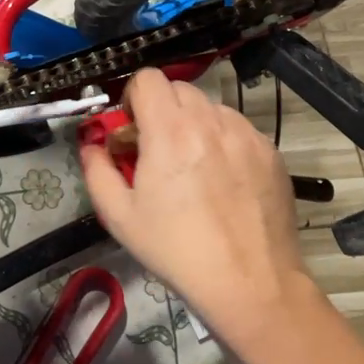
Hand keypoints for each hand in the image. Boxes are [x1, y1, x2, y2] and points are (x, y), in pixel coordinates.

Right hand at [79, 68, 312, 340]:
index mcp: (169, 130)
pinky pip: (238, 129)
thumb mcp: (119, 216)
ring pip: (210, 107)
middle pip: (178, 89)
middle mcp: (209, 121)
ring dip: (194, 124)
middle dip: (161, 110)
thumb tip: (93, 145)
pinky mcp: (270, 151)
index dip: (133, 98)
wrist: (251, 284)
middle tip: (157, 149)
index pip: (147, 78)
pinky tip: (223, 180)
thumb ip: (97, 170)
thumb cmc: (177, 251)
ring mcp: (245, 134)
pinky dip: (223, 141)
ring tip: (193, 166)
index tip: (132, 131)